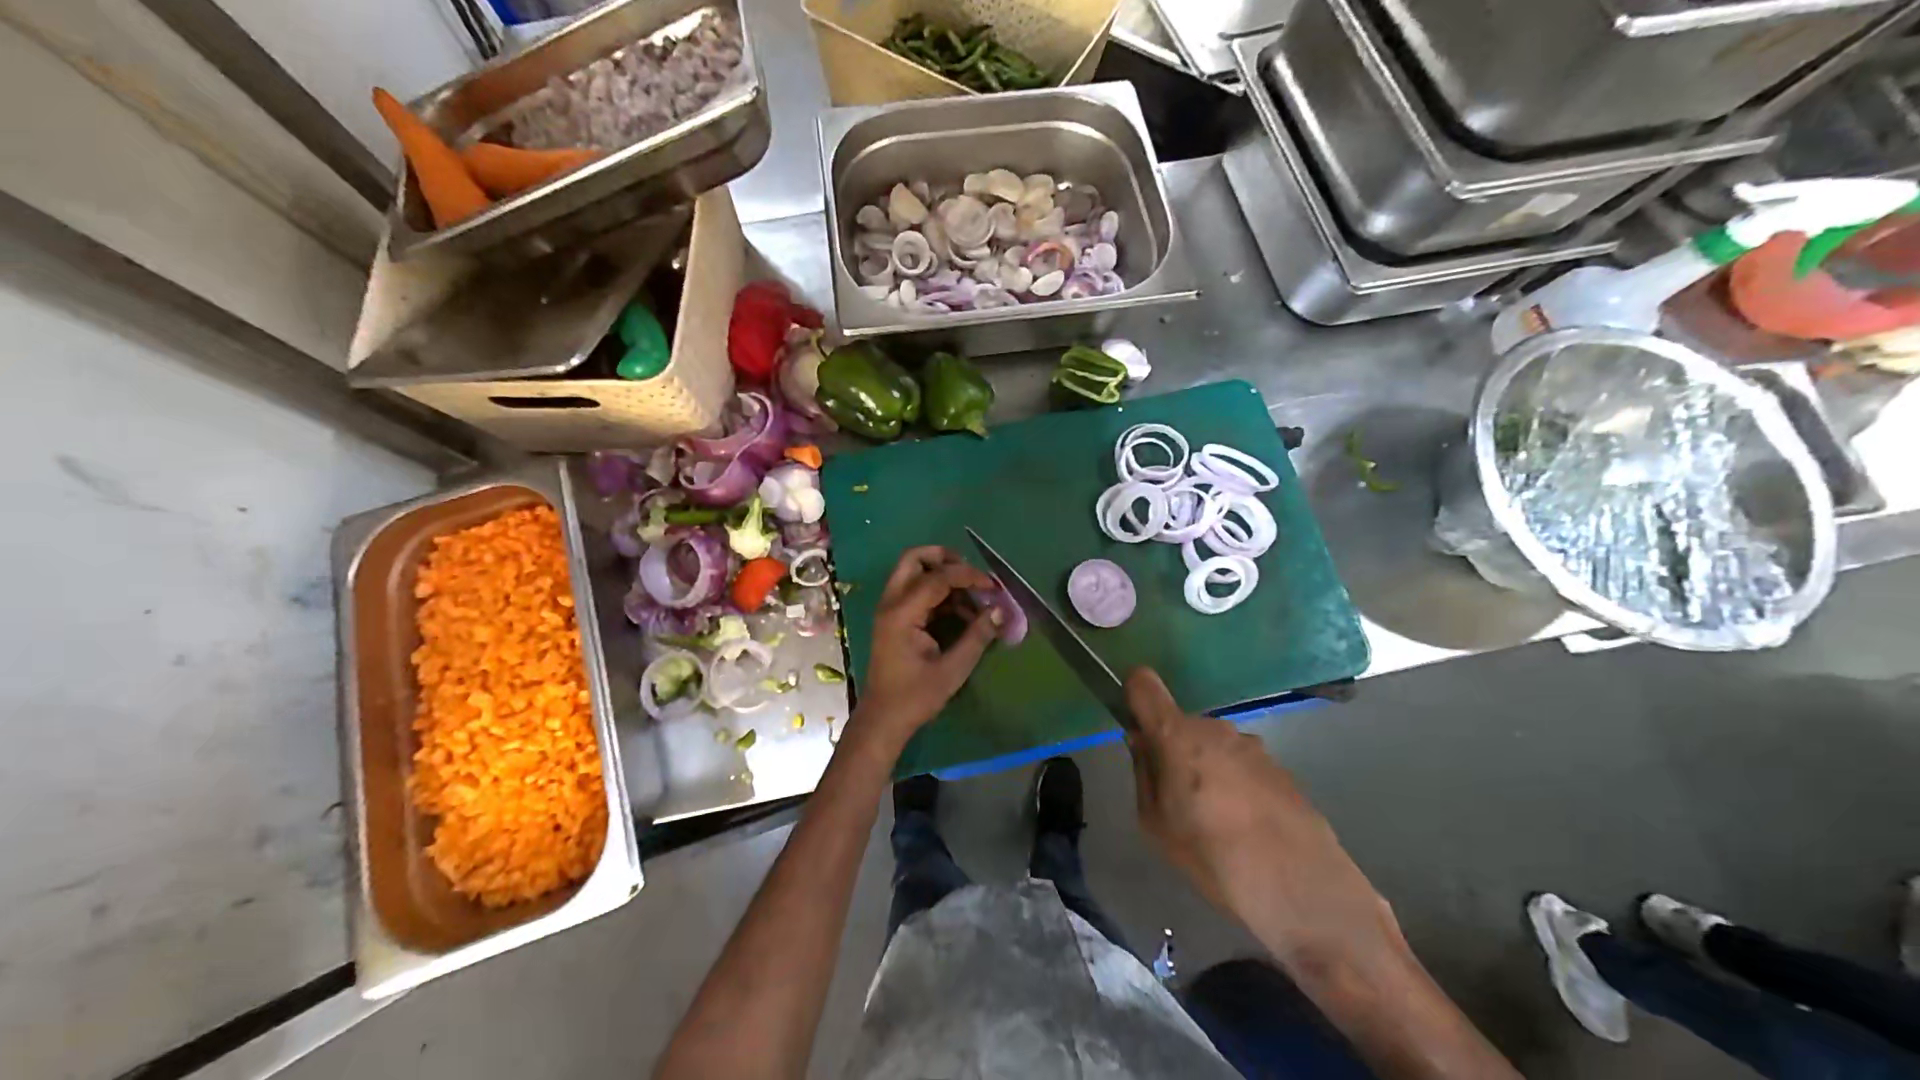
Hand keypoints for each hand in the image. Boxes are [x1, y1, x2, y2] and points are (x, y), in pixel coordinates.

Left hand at [848, 546, 1000, 750]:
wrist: (883, 719)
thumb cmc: (915, 697)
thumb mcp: (952, 669)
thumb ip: (977, 636)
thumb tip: (1001, 610)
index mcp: (901, 613)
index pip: (937, 577)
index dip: (968, 576)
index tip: (993, 587)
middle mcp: (891, 603)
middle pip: (914, 559)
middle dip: (946, 559)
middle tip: (972, 574)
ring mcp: (890, 609)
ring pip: (914, 572)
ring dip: (944, 577)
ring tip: (974, 599)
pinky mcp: (894, 619)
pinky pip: (916, 591)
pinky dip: (938, 592)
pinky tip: (962, 613)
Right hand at [1124, 668, 1404, 972]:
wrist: (1301, 887)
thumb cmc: (1213, 856)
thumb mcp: (1155, 824)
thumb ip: (1144, 773)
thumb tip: (1143, 743)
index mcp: (1177, 735)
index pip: (1144, 684)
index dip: (1133, 697)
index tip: (1135, 730)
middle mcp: (1215, 728)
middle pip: (1180, 725)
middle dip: (1173, 750)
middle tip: (1177, 800)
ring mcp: (1253, 745)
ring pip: (1213, 746)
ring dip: (1207, 769)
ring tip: (1217, 821)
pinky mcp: (1280, 767)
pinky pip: (1242, 765)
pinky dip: (1236, 785)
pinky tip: (1247, 828)